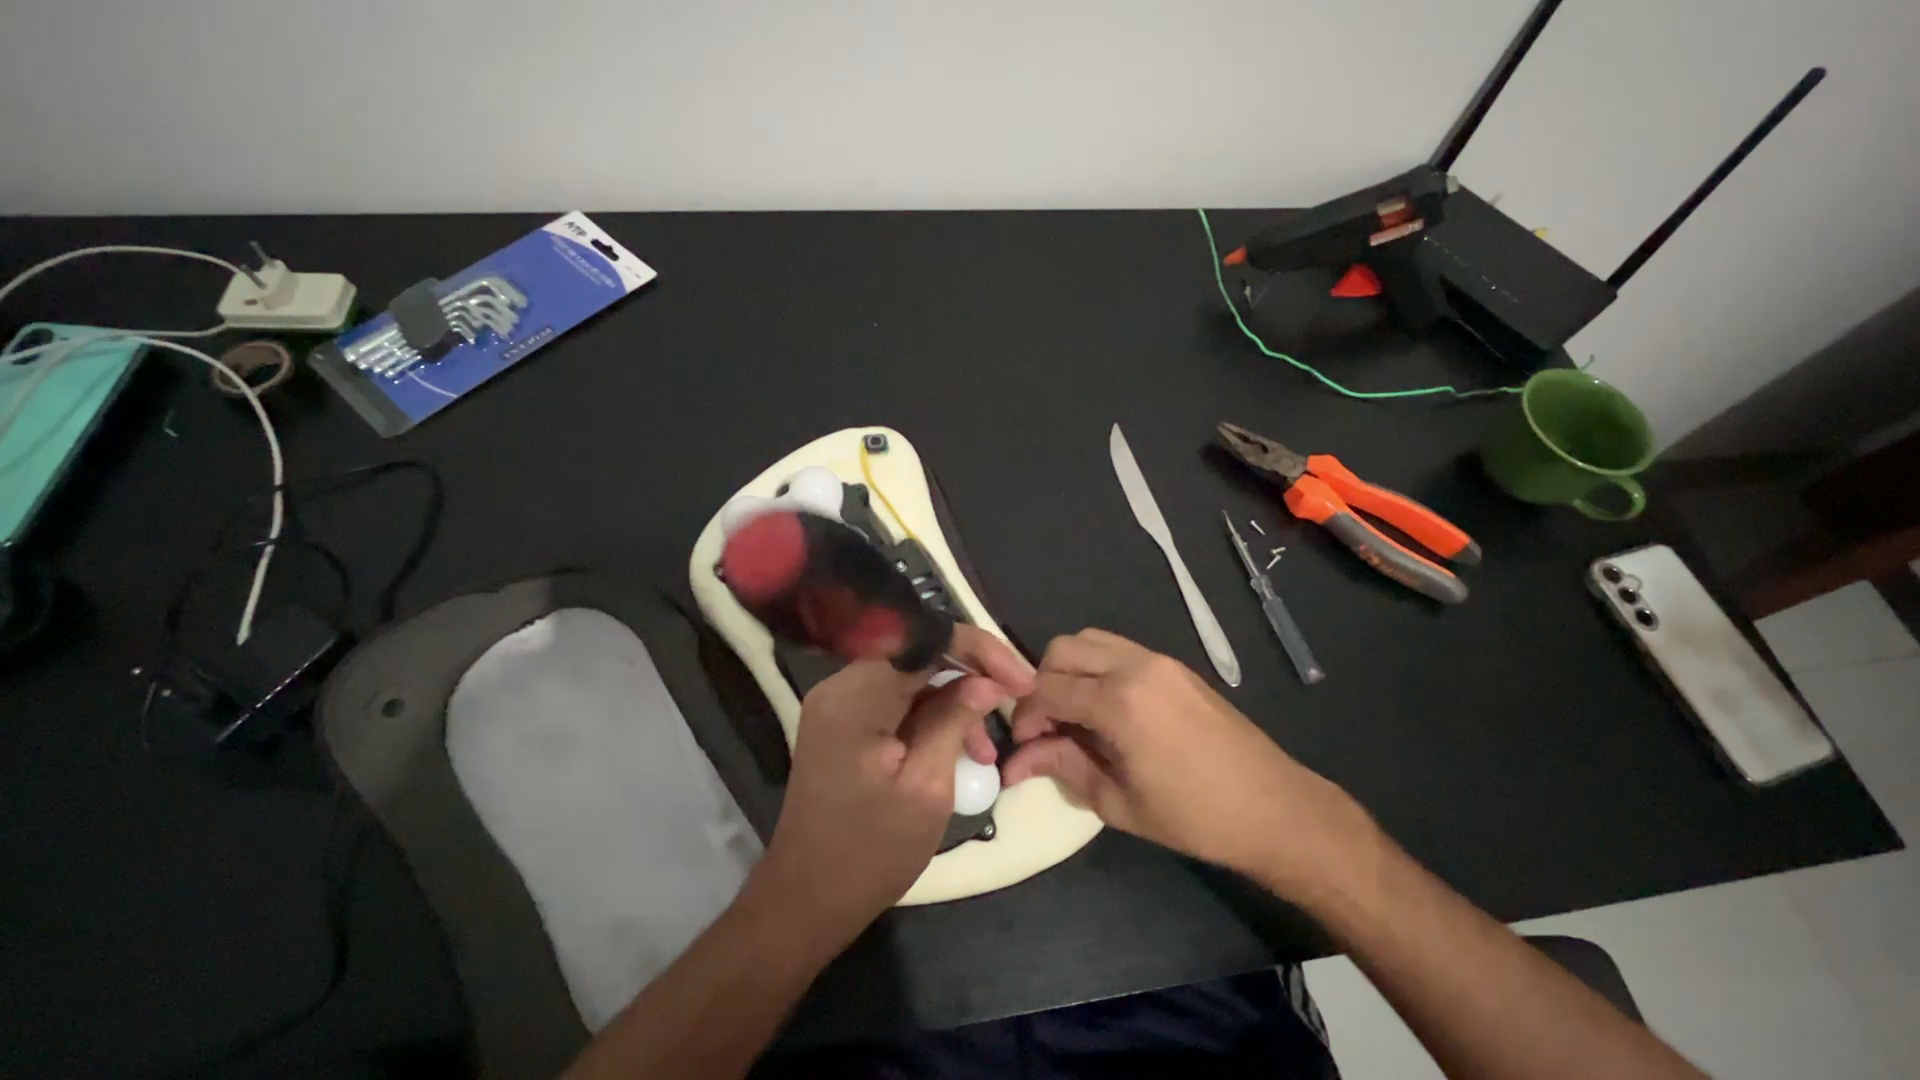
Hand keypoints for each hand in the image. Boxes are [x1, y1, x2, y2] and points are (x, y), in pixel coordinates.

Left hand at [753, 624, 1034, 938]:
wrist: (808, 898)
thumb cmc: (871, 851)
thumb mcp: (927, 786)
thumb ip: (954, 722)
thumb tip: (987, 681)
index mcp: (856, 696)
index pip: (924, 640)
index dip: (979, 650)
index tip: (1021, 679)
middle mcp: (840, 687)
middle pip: (917, 654)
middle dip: (971, 675)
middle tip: (1015, 703)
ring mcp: (837, 706)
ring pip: (910, 680)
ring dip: (953, 703)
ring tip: (987, 751)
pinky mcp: (842, 726)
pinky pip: (894, 704)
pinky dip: (929, 719)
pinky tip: (960, 753)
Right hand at [1001, 629, 1376, 895]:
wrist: (1274, 807)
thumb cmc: (1194, 817)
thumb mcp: (1118, 802)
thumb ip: (1064, 768)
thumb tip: (1017, 761)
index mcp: (1119, 702)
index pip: (1046, 688)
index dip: (1025, 717)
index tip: (1025, 748)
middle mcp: (1136, 666)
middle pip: (1062, 650)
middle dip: (1041, 685)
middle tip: (1047, 728)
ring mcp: (1160, 661)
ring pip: (1091, 640)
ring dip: (1069, 671)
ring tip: (1074, 717)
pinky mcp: (1177, 667)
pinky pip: (1120, 650)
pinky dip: (1098, 668)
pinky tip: (1106, 710)